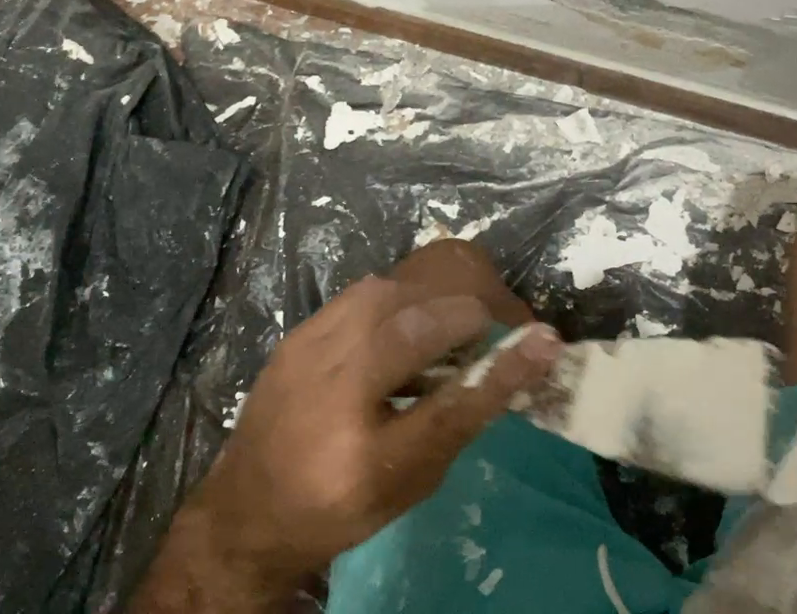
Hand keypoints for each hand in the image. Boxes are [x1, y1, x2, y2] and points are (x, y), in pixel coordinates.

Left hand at [131, 275, 564, 612]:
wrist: (250, 506)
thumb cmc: (342, 503)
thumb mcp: (413, 479)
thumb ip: (467, 414)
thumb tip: (530, 354)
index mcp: (361, 453)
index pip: (450, 401)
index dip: (505, 365)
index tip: (546, 338)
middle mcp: (330, 386)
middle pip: (418, 319)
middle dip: (474, 310)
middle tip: (503, 325)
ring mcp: (308, 347)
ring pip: (391, 290)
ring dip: (438, 296)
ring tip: (460, 320)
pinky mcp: (302, 327)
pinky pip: (366, 292)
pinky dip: (405, 297)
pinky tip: (414, 319)